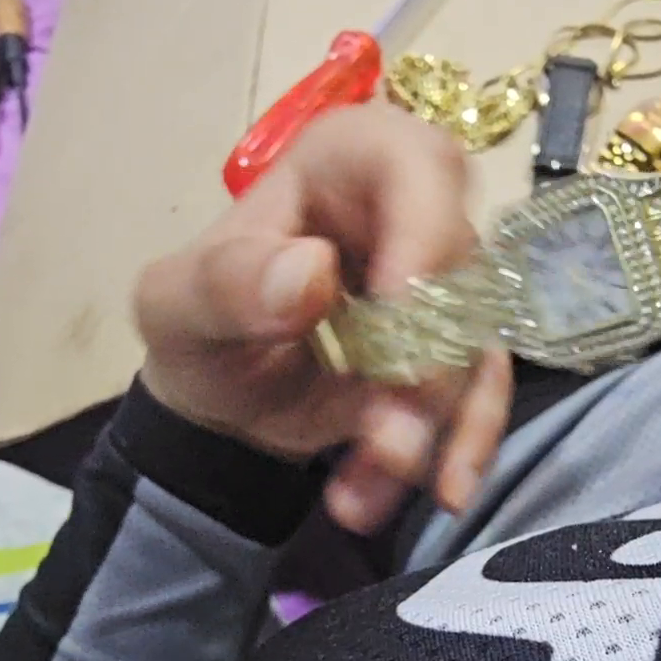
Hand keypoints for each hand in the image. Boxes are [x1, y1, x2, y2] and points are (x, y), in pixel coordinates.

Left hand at [134, 104, 512, 534]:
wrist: (228, 397)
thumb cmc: (201, 329)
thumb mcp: (179, 307)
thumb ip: (224, 284)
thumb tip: (314, 275)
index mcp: (344, 166)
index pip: (413, 165)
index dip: (424, 233)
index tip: (398, 313)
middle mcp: (410, 217)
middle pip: (460, 272)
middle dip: (427, 370)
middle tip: (384, 443)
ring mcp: (441, 290)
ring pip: (475, 347)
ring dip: (436, 428)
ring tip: (367, 495)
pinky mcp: (453, 354)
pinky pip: (482, 394)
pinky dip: (464, 446)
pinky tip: (445, 492)